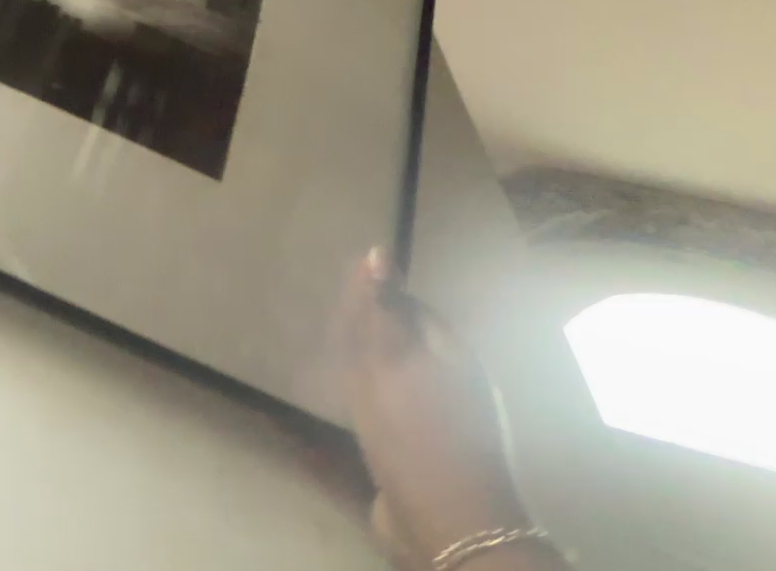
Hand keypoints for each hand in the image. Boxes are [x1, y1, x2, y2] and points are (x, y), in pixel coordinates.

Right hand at [339, 251, 532, 569]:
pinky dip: (361, 397)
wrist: (444, 523)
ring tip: (325, 353)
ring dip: (361, 362)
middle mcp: (446, 381)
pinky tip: (339, 398)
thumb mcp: (394, 361)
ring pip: (391, 374)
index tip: (337, 285)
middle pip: (401, 339)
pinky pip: (384, 408)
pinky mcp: (414, 449)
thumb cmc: (419, 433)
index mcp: (449, 355)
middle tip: (325, 318)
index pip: (409, 307)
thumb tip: (378, 252)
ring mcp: (433, 418)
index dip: (377, 294)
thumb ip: (381, 309)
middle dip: (368, 327)